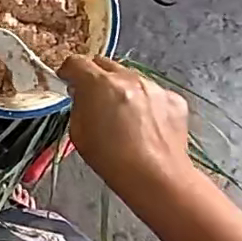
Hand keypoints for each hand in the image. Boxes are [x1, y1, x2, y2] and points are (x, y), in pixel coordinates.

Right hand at [59, 56, 194, 196]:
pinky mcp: (173, 99)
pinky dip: (144, 102)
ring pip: (129, 77)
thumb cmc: (112, 159)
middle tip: (93, 97)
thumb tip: (81, 95)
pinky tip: (143, 124)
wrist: (156, 177)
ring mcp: (153, 87)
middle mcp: (128, 78)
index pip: (76, 62)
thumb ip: (78, 105)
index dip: (68, 71)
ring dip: (121, 89)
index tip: (68, 79)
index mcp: (98, 84)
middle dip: (95, 77)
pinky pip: (152, 92)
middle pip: (104, 64)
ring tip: (122, 116)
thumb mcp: (78, 132)